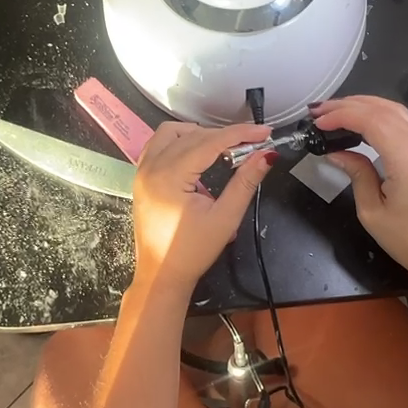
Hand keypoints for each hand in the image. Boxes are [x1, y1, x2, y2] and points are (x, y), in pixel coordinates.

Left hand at [131, 122, 271, 292]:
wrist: (162, 274)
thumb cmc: (192, 252)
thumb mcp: (224, 218)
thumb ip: (245, 183)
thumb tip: (265, 156)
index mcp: (169, 176)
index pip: (210, 142)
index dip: (240, 134)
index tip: (264, 133)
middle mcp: (151, 168)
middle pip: (192, 135)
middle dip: (224, 136)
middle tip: (251, 145)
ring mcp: (142, 172)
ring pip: (171, 134)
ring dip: (199, 134)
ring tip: (224, 148)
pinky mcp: (141, 178)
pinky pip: (158, 145)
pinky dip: (179, 142)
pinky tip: (197, 153)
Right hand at [310, 97, 407, 283]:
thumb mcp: (371, 211)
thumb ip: (356, 174)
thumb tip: (337, 152)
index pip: (372, 121)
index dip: (342, 116)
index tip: (318, 121)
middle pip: (384, 110)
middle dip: (349, 105)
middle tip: (319, 111)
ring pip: (396, 111)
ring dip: (365, 106)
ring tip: (335, 111)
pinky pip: (404, 123)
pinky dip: (379, 116)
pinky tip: (361, 122)